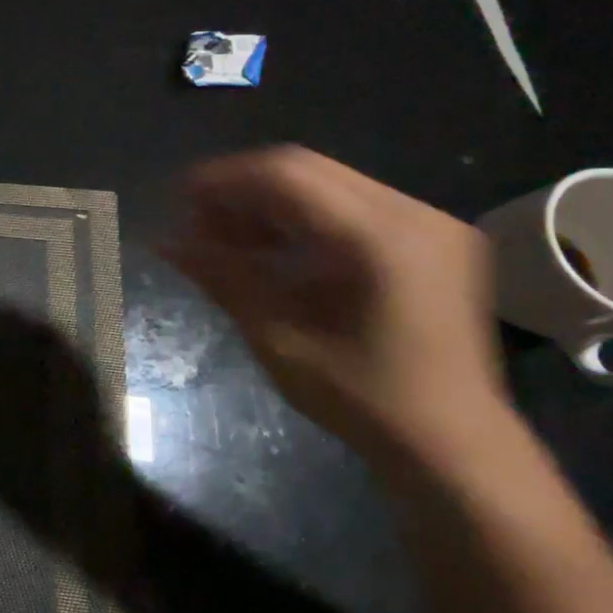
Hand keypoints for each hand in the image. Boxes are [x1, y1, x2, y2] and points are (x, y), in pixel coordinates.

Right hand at [162, 146, 509, 461]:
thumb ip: (223, 277)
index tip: (175, 201)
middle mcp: (414, 216)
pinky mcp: (432, 244)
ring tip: (224, 239)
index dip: (223, 180)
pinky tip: (270, 249)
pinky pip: (353, 208)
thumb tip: (163, 241)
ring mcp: (430, 226)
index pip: (287, 176)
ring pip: (329, 186)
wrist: (450, 440)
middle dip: (242, 190)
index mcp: (379, 238)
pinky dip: (302, 220)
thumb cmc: (359, 395)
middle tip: (195, 223)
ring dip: (269, 204)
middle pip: (308, 172)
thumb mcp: (276, 336)